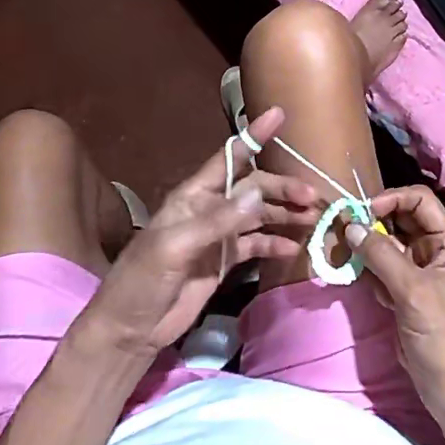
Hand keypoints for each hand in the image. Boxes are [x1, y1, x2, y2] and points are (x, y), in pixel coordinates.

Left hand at [75, 107, 318, 359]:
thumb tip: (257, 193)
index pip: (229, 158)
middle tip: (314, 195)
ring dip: (285, 214)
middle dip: (283, 188)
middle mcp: (209, 208)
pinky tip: (293, 247)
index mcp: (192, 196)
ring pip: (259, 215)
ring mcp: (219, 235)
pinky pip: (256, 244)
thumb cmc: (142, 280)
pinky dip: (275, 244)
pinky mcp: (225, 261)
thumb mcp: (175, 247)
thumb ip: (218, 220)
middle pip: (253, 188)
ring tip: (314, 218)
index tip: (279, 114)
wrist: (130, 329)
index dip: (253, 135)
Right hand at [345, 186, 444, 409]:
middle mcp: (438, 246)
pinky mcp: (406, 284)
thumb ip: (380, 254)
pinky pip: (384, 262)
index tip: (365, 212)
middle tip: (349, 232)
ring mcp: (422, 265)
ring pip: (389, 240)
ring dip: (370, 248)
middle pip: (402, 217)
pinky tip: (373, 289)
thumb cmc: (437, 330)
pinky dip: (372, 269)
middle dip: (375, 223)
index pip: (420, 199)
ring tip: (354, 260)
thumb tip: (351, 225)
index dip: (392, 198)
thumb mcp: (409, 289)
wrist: (444, 380)